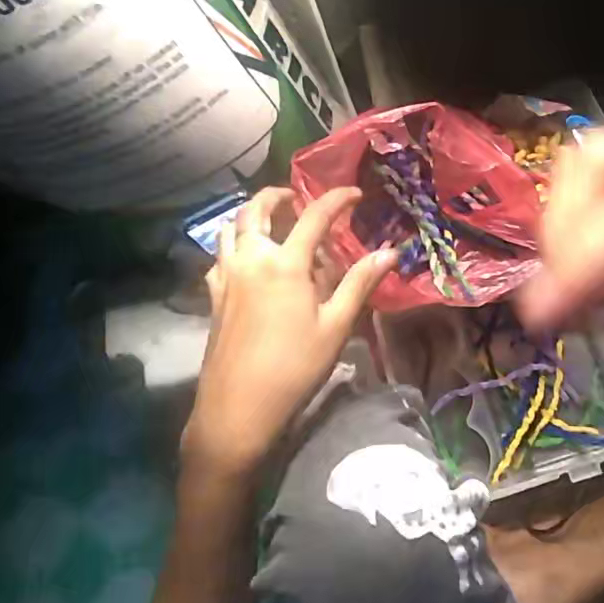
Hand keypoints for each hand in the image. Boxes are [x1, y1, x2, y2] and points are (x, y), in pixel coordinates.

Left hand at [183, 186, 395, 479]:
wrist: (238, 409)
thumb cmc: (294, 368)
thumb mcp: (335, 326)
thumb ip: (360, 284)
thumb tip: (390, 253)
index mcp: (285, 264)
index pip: (313, 216)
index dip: (336, 199)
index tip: (354, 193)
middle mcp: (251, 260)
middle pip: (257, 210)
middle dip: (278, 195)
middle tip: (298, 198)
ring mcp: (226, 276)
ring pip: (231, 227)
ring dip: (252, 215)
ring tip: (273, 222)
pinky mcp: (213, 295)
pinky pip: (220, 254)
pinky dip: (236, 243)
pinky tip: (249, 261)